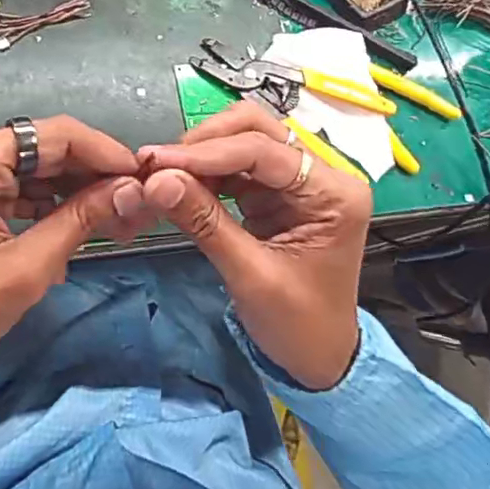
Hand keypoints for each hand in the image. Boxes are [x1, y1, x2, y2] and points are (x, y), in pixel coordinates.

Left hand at [0, 115, 143, 409]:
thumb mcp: (26, 268)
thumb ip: (79, 221)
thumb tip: (130, 190)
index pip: (54, 134)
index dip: (103, 151)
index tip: (142, 177)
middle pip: (46, 147)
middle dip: (92, 172)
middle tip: (136, 202)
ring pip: (37, 168)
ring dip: (75, 189)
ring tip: (116, 217)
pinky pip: (20, 188)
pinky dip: (50, 204)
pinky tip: (78, 227)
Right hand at [137, 102, 372, 389]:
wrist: (318, 360)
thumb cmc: (298, 325)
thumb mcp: (250, 275)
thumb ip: (204, 222)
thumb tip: (156, 181)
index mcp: (333, 192)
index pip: (263, 151)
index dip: (206, 153)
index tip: (156, 162)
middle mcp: (320, 175)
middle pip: (256, 128)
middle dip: (203, 142)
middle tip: (157, 165)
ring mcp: (295, 181)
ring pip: (241, 140)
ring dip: (198, 154)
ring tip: (160, 174)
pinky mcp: (273, 193)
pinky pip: (232, 166)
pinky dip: (202, 171)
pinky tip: (176, 184)